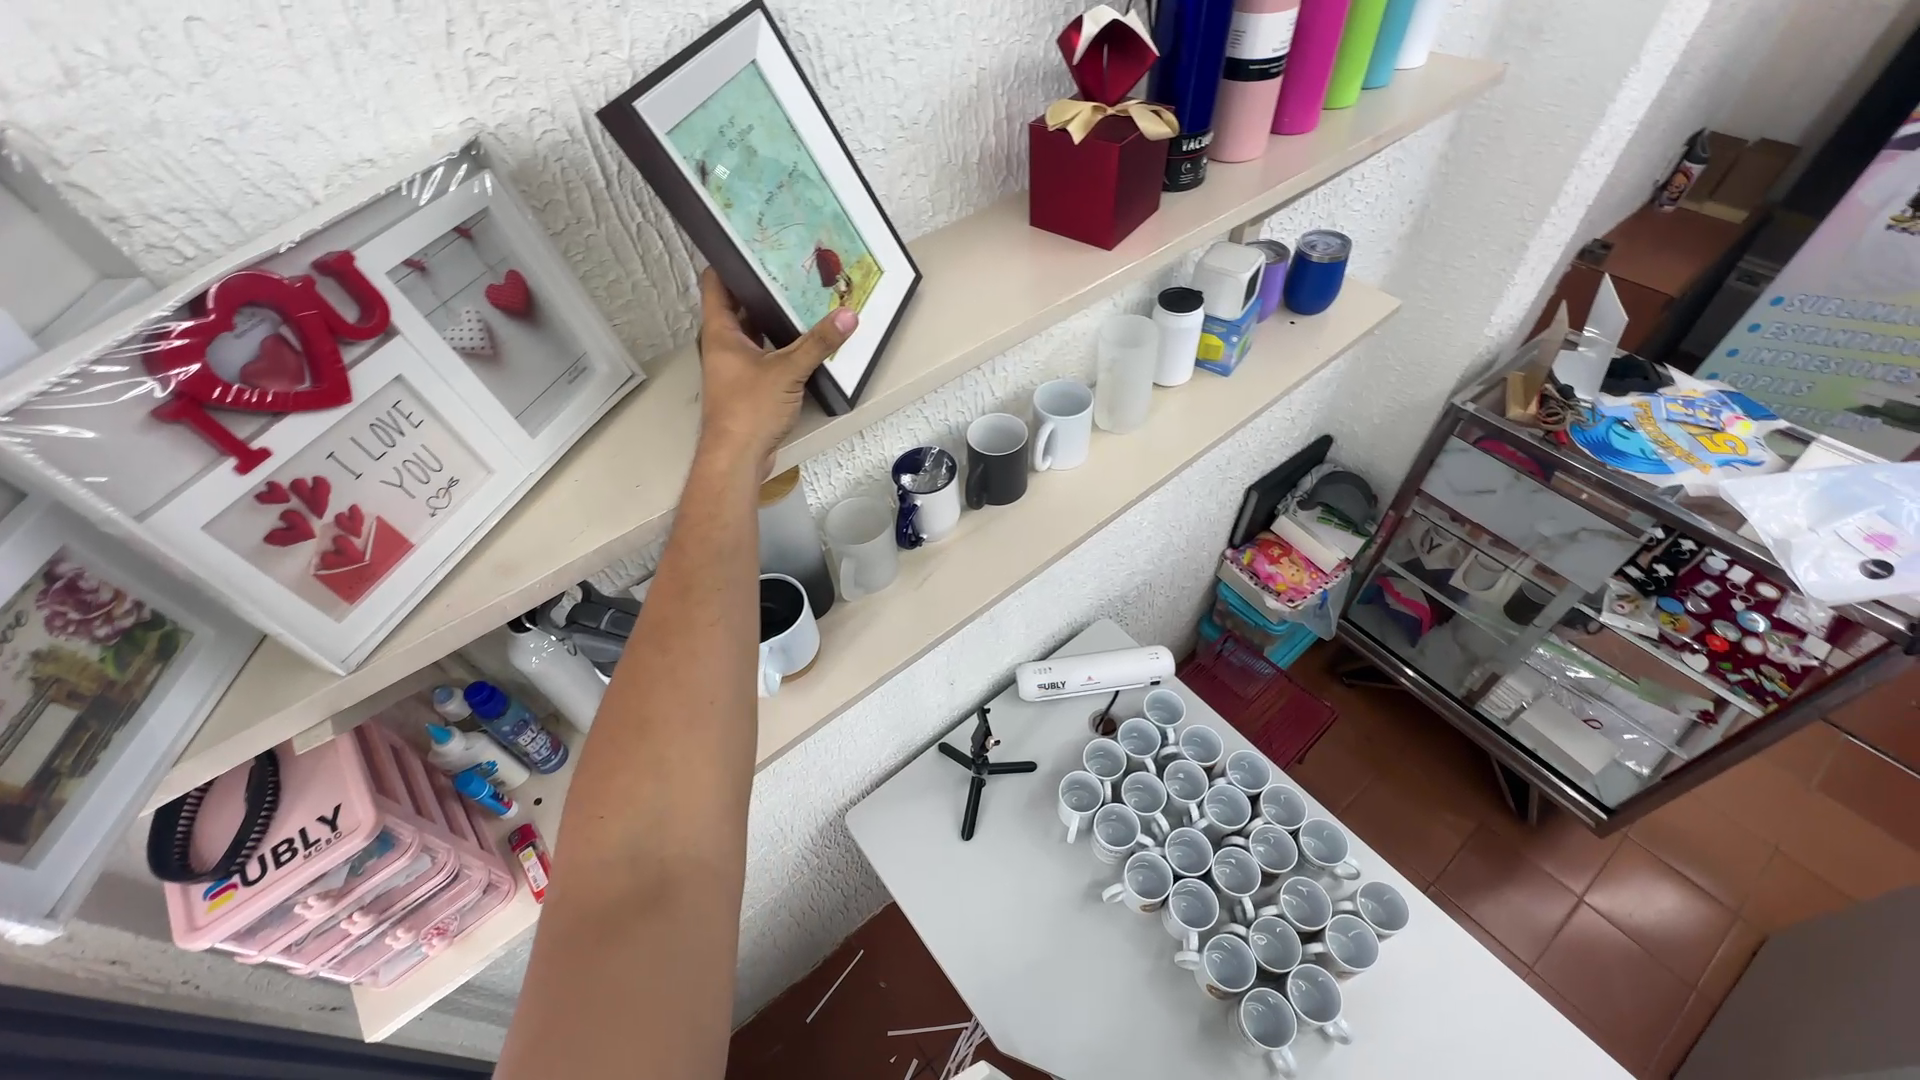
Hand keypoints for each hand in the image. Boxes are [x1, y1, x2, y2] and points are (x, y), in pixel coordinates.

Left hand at [696, 268, 856, 475]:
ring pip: (753, 332)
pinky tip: (803, 342)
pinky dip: (779, 346)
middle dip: (762, 288)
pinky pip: (763, 355)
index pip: (715, 282)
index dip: (730, 261)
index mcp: (720, 331)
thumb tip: (848, 315)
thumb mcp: (788, 371)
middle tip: (790, 269)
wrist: (736, 458)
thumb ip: (818, 343)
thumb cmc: (748, 410)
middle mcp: (723, 345)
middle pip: (738, 305)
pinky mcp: (748, 386)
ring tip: (801, 299)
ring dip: (773, 319)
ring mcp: (734, 367)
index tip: (754, 245)